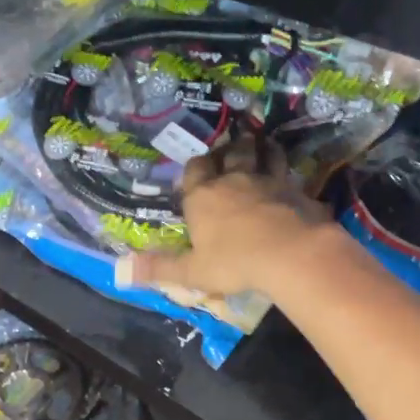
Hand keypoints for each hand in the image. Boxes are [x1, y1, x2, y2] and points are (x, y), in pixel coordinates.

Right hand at [122, 134, 349, 299]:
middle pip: (232, 153)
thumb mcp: (191, 272)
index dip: (195, 168)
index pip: (195, 169)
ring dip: (262, 149)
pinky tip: (291, 181)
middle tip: (231, 149)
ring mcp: (269, 182)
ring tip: (262, 146)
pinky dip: (289, 175)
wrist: (290, 253)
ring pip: (264, 155)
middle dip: (230, 149)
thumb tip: (121, 272)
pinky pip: (291, 176)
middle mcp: (235, 181)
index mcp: (204, 196)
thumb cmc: (233, 263)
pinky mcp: (297, 191)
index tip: (197, 171)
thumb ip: (159, 269)